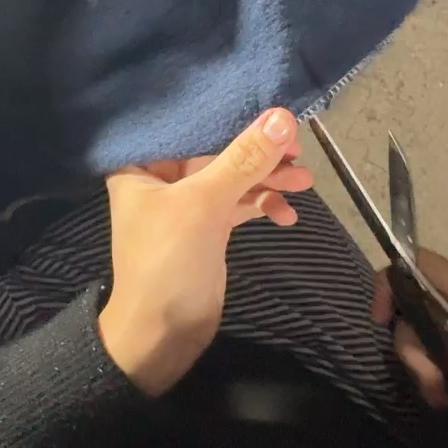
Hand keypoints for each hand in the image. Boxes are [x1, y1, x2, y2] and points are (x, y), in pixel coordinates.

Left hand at [99, 108, 313, 395]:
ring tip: (305, 180)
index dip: (230, 118)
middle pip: (216, 153)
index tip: (273, 111)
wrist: (163, 335)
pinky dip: (262, 206)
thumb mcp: (205, 204)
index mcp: (141, 166)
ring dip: (267, 180)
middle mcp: (161, 180)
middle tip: (299, 150)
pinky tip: (287, 215)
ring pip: (232, 180)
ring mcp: (186, 206)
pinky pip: (239, 206)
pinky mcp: (207, 229)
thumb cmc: (168, 261)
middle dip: (258, 154)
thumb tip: (282, 117)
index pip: (188, 128)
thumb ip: (243, 159)